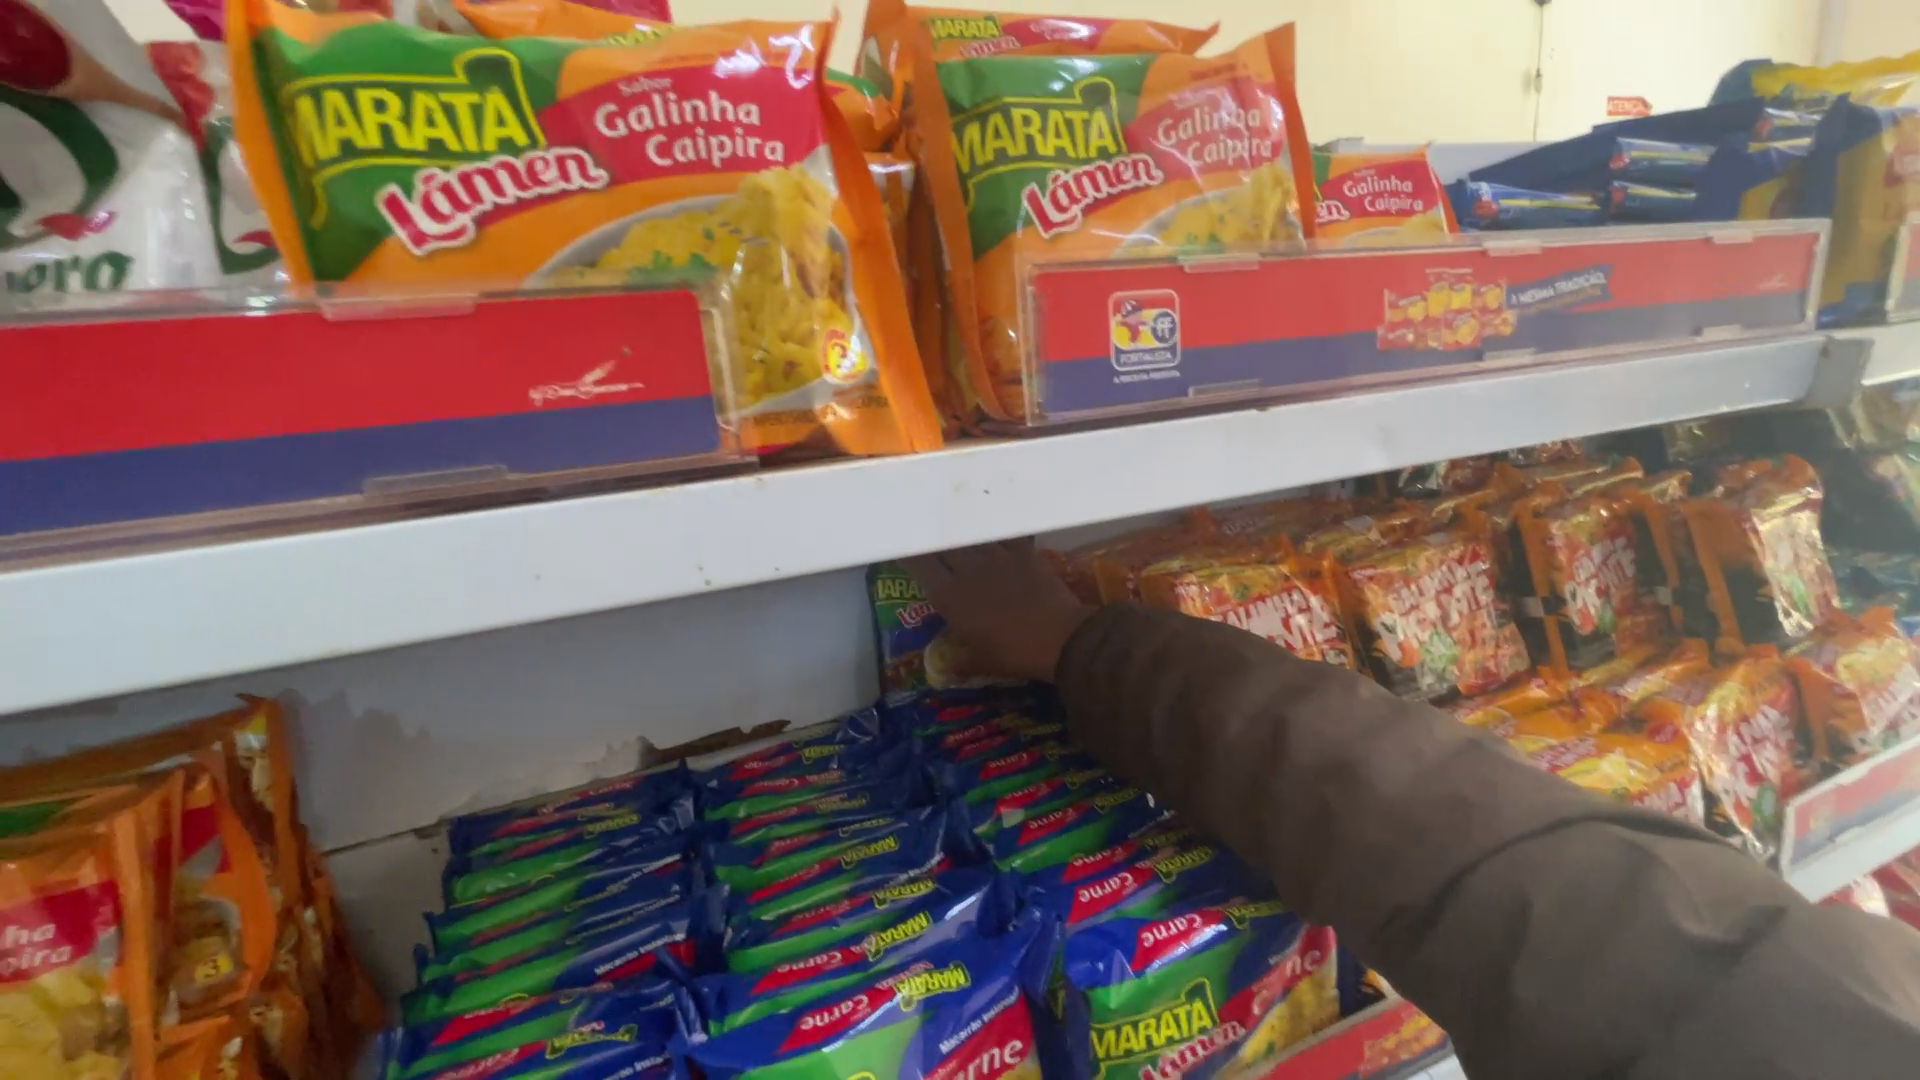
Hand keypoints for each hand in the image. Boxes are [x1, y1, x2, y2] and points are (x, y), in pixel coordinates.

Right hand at [905, 539, 1095, 681]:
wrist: (1062, 638)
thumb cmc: (1015, 654)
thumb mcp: (983, 663)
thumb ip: (960, 662)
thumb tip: (946, 670)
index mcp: (950, 597)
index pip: (920, 565)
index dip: (909, 555)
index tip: (904, 551)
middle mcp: (968, 570)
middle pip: (943, 545)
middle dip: (935, 542)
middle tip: (931, 541)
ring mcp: (997, 557)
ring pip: (972, 536)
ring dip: (964, 536)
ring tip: (961, 534)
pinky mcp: (1024, 552)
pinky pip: (1006, 535)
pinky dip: (1000, 533)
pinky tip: (999, 531)